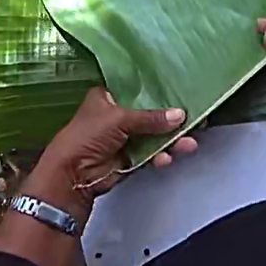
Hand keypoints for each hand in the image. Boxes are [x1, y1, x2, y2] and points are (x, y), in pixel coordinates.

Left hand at [24, 87, 198, 210]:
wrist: (72, 175)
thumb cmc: (89, 135)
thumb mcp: (120, 118)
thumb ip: (151, 118)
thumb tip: (181, 115)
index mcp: (107, 97)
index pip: (136, 90)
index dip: (157, 91)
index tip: (180, 91)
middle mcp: (116, 115)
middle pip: (149, 115)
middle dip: (170, 120)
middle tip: (193, 121)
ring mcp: (123, 138)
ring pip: (153, 136)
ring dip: (170, 140)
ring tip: (188, 144)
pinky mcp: (128, 158)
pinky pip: (149, 154)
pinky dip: (160, 155)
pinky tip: (168, 158)